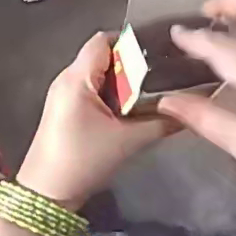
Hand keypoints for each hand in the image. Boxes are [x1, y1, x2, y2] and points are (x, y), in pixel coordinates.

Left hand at [17, 32, 174, 209]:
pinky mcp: (64, 109)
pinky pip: (91, 88)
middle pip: (102, 55)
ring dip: (121, 81)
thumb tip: (189, 111)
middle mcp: (67, 79)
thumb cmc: (83, 161)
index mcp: (77, 78)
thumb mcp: (127, 142)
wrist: (46, 195)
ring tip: (149, 92)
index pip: (103, 40)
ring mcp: (63, 94)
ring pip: (98, 73)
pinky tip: (128, 109)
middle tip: (160, 76)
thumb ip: (160, 122)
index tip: (157, 54)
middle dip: (130, 63)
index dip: (130, 41)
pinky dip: (110, 93)